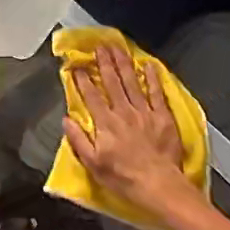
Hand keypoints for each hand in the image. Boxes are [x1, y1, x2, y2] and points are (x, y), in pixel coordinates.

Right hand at [62, 43, 207, 225]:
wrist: (157, 183)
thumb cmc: (123, 177)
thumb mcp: (93, 164)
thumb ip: (79, 140)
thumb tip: (66, 119)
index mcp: (106, 123)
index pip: (91, 96)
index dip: (83, 80)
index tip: (78, 66)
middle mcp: (124, 112)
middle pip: (112, 82)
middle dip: (105, 63)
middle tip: (99, 46)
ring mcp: (145, 111)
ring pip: (132, 82)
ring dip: (124, 63)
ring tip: (118, 48)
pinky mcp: (162, 115)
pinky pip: (157, 92)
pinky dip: (153, 77)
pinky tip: (149, 64)